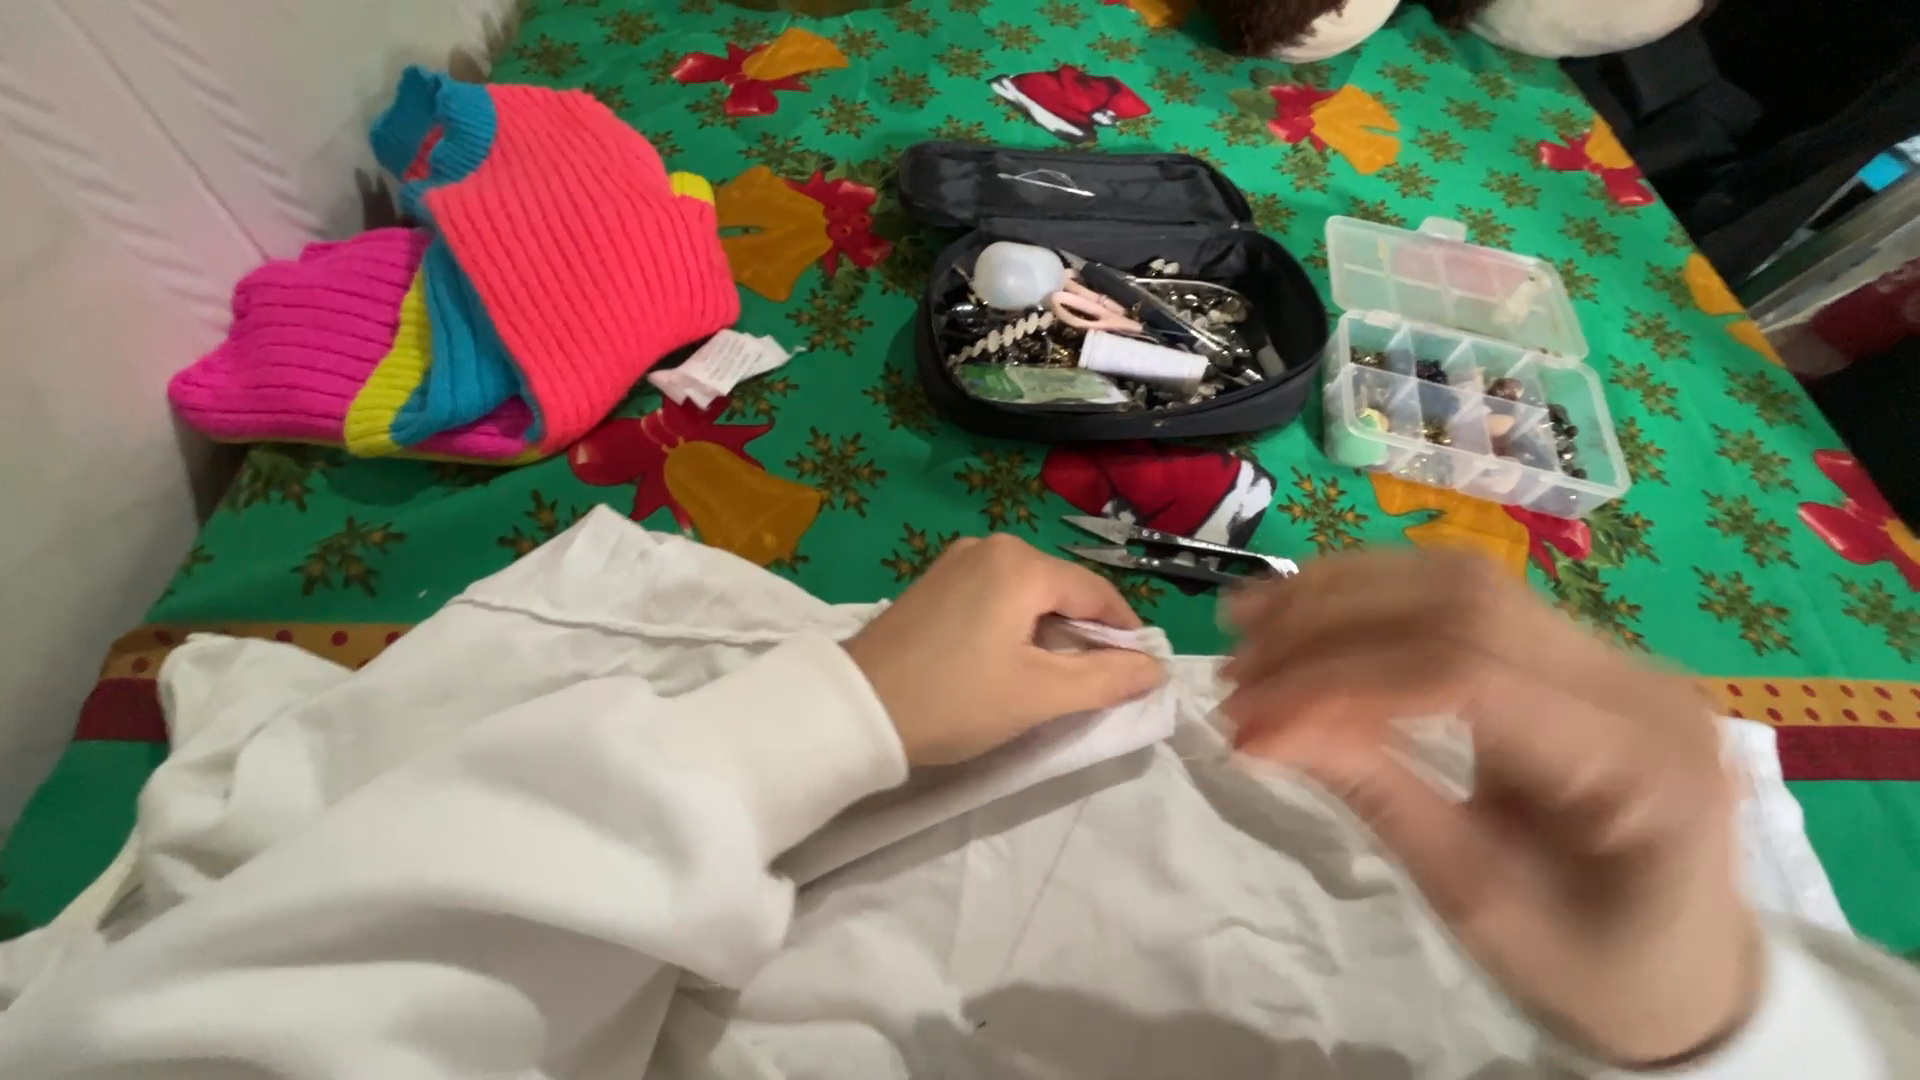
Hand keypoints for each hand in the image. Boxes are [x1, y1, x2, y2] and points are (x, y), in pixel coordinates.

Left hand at [843, 533, 1166, 766]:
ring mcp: (956, 560)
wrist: (857, 709)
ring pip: (1027, 593)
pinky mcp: (933, 581)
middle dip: (1083, 633)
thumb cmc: (955, 701)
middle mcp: (990, 546)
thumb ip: (1107, 678)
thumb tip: (1155, 666)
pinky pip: (994, 594)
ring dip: (1047, 630)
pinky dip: (1013, 623)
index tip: (1137, 671)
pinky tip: (1004, 659)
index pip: (1097, 592)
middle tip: (1088, 684)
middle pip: (1061, 589)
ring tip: (1045, 678)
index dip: (1125, 633)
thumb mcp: (1040, 695)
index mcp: (1020, 562)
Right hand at [1221, 550, 1759, 1067]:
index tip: (1247, 720)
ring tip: (1248, 620)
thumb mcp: (1469, 896)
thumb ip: (1372, 793)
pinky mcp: (1565, 645)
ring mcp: (1605, 651)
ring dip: (1334, 594)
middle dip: (1324, 627)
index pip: (1466, 677)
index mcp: (1637, 763)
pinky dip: (1363, 593)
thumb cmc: (1583, 960)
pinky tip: (1303, 608)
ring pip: (1450, 579)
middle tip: (1235, 669)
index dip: (1338, 684)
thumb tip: (1258, 727)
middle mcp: (1634, 681)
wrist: (1677, 965)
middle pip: (1459, 605)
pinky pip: (1453, 592)